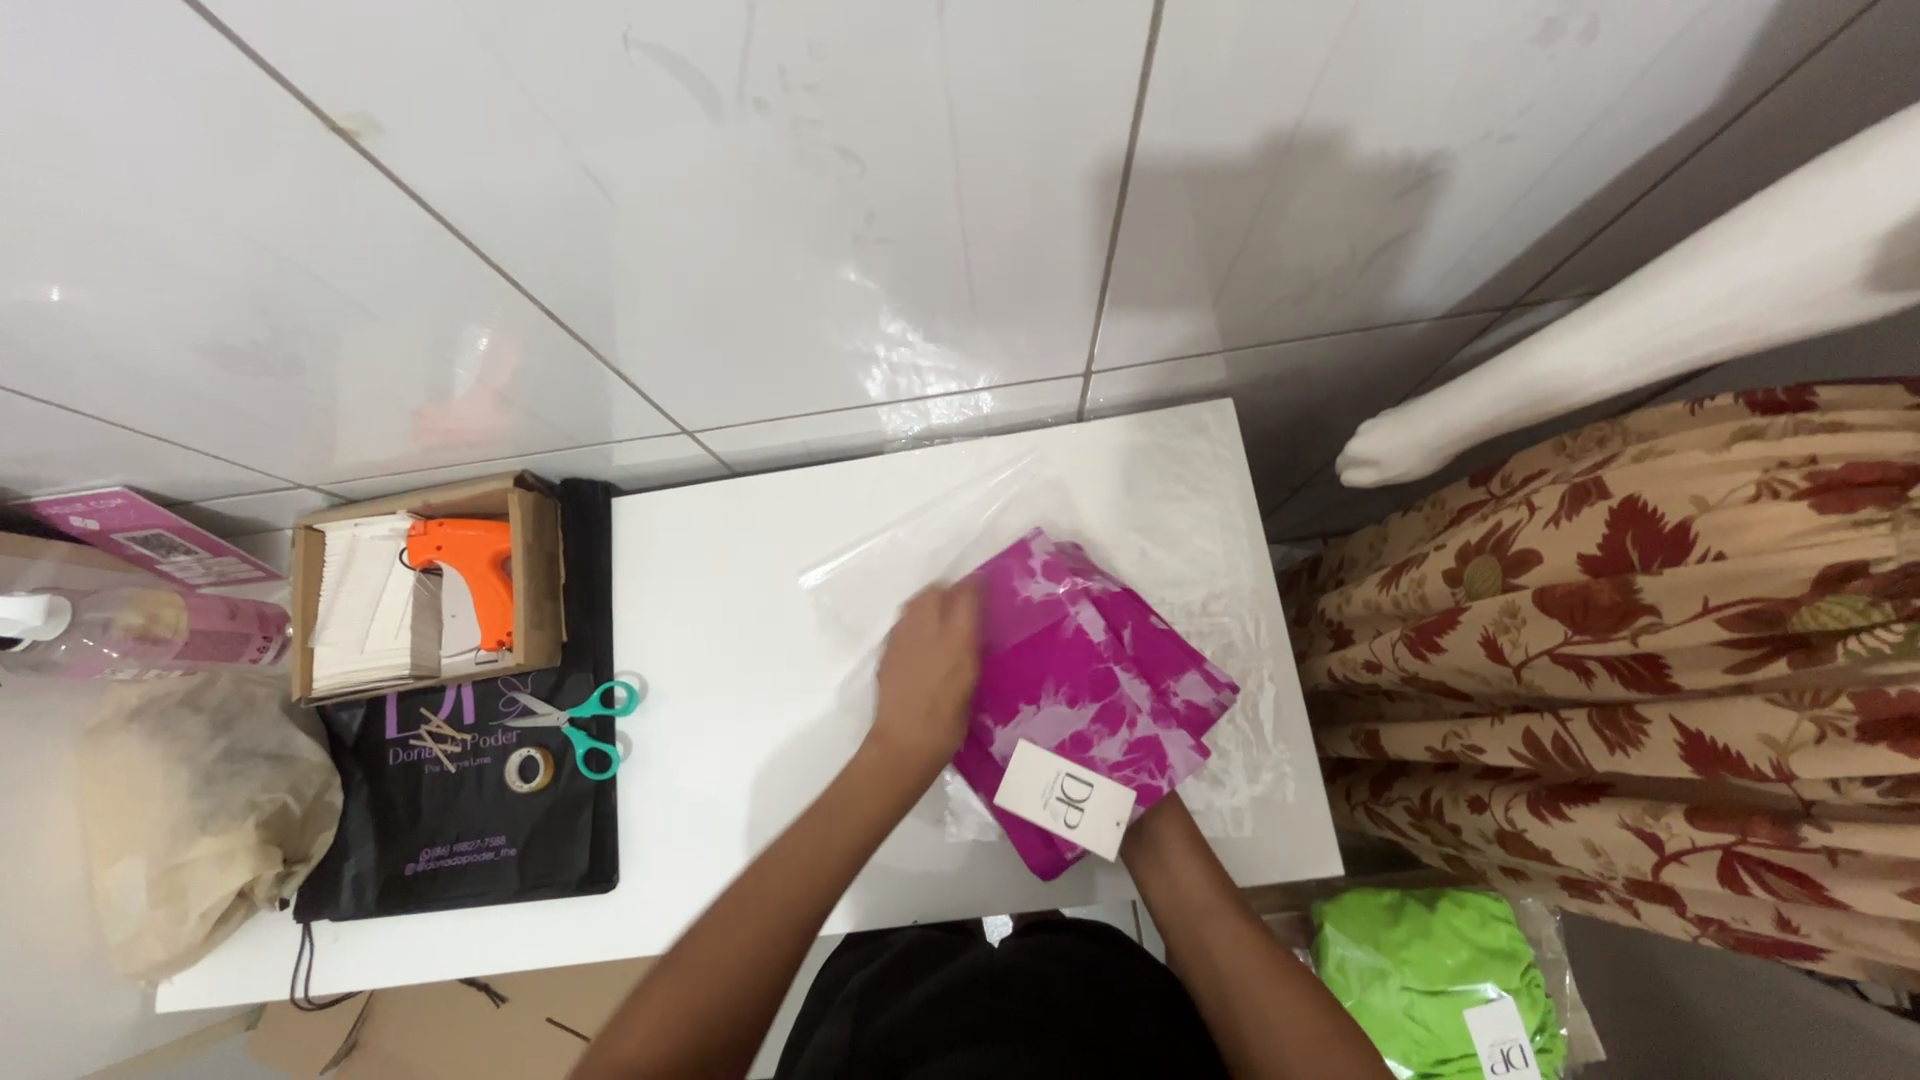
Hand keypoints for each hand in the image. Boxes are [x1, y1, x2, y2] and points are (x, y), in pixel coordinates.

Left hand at [866, 580, 980, 776]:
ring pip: (914, 603)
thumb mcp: (972, 682)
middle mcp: (927, 630)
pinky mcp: (886, 651)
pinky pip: (902, 623)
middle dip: (948, 590)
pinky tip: (920, 641)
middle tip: (960, 602)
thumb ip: (972, 648)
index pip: (966, 594)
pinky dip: (913, 623)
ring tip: (939, 618)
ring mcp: (901, 638)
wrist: (905, 742)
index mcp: (956, 639)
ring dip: (928, 603)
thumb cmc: (948, 721)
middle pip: (935, 590)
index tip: (984, 585)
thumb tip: (974, 627)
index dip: (976, 585)